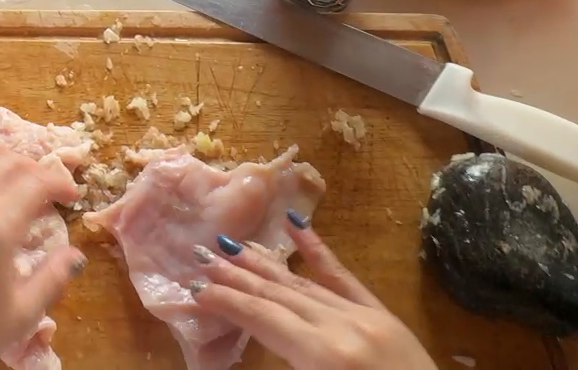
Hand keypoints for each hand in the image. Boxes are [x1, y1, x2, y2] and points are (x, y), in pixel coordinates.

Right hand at [198, 219, 435, 369]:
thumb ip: (284, 363)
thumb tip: (249, 333)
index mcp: (323, 357)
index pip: (261, 317)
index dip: (225, 302)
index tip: (193, 288)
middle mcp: (339, 327)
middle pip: (275, 295)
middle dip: (235, 276)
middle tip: (200, 256)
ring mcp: (364, 317)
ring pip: (300, 282)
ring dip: (262, 264)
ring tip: (230, 245)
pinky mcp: (384, 317)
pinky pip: (343, 277)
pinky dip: (317, 249)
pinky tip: (294, 222)